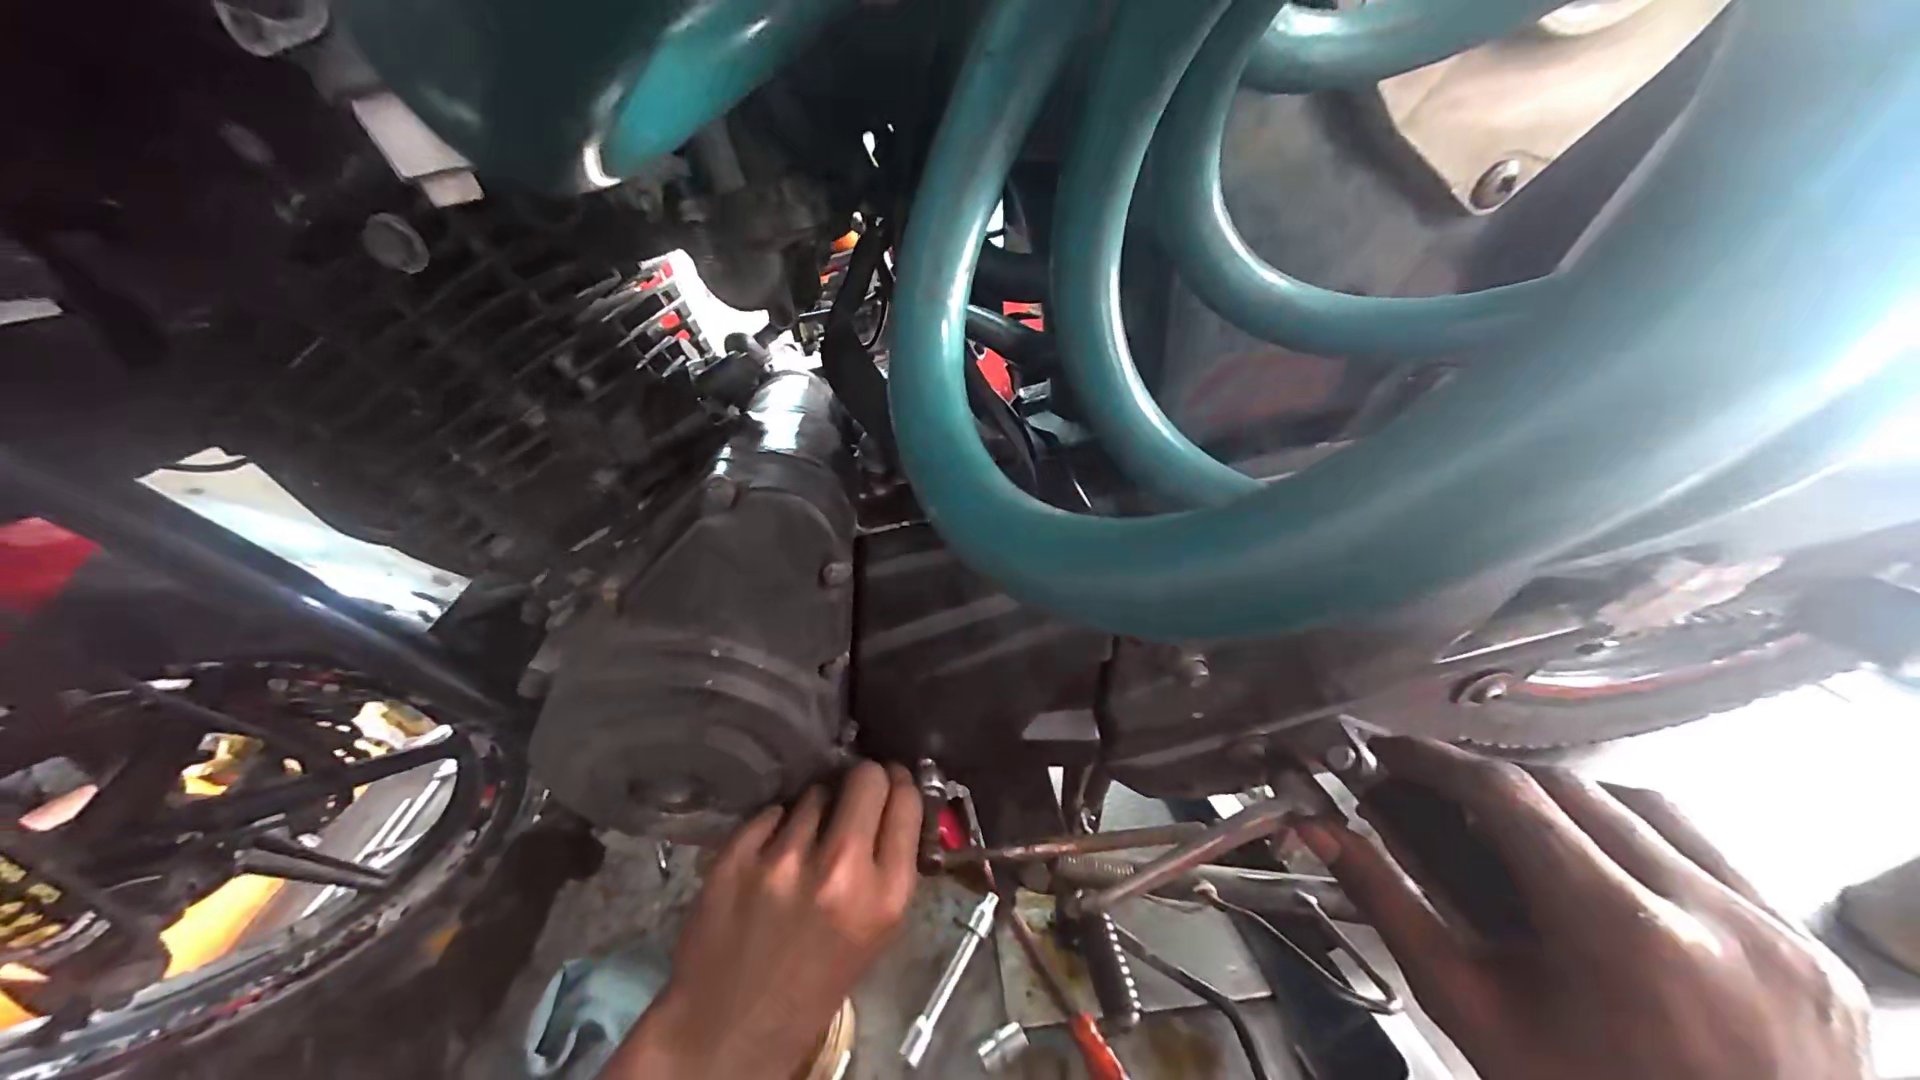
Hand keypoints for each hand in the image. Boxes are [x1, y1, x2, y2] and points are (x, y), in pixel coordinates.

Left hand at [606, 761, 922, 1079]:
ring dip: (816, 808)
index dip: (900, 784)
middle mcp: (839, 872)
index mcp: (885, 897)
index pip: (906, 803)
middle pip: (866, 779)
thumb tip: (897, 801)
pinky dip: (775, 828)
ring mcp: (783, 862)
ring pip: (814, 793)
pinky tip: (770, 856)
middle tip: (856, 791)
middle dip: (865, 779)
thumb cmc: (814, 984)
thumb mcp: (876, 934)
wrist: (729, 1031)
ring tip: (805, 842)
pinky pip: (771, 813)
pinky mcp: (736, 858)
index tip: (893, 779)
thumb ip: (890, 866)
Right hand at [1299, 737, 1869, 1079]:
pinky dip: (1631, 831)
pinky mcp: (1816, 950)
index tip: (1392, 752)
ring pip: (1643, 803)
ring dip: (1561, 797)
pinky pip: (1704, 848)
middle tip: (1435, 791)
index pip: (1509, 795)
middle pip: (1571, 787)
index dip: (1436, 759)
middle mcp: (1718, 919)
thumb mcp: (1467, 1005)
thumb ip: (1387, 903)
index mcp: (1624, 935)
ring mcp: (1782, 933)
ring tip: (1512, 826)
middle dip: (1489, 778)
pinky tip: (1595, 863)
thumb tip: (1320, 830)